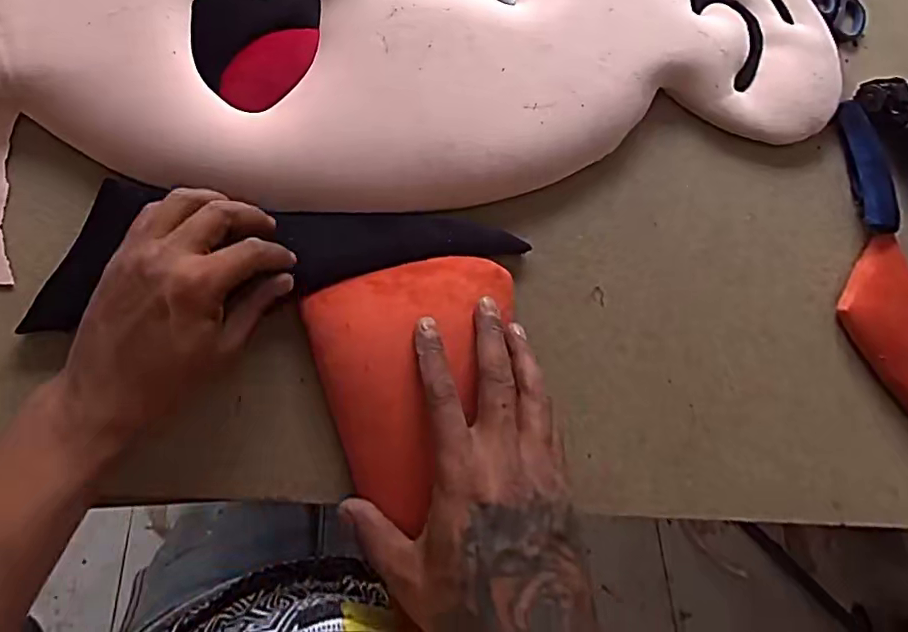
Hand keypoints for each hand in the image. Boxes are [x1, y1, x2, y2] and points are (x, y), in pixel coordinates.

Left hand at [53, 188, 296, 459]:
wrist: (100, 397)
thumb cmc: (164, 385)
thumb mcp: (221, 351)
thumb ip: (254, 307)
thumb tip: (282, 280)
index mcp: (196, 284)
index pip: (249, 251)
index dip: (275, 253)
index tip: (286, 259)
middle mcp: (168, 255)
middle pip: (219, 212)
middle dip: (251, 216)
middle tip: (266, 228)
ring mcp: (140, 249)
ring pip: (182, 200)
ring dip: (213, 200)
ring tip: (232, 212)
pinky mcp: (121, 253)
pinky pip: (151, 212)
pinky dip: (176, 207)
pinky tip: (190, 219)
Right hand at [341, 299, 596, 631]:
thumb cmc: (474, 606)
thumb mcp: (412, 577)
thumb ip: (377, 536)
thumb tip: (346, 509)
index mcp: (463, 475)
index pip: (443, 399)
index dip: (433, 358)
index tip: (428, 326)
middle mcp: (503, 460)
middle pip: (498, 383)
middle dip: (491, 338)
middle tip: (487, 306)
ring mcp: (538, 470)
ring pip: (534, 397)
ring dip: (524, 357)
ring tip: (517, 328)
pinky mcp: (561, 485)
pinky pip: (553, 425)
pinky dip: (545, 395)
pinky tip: (541, 384)